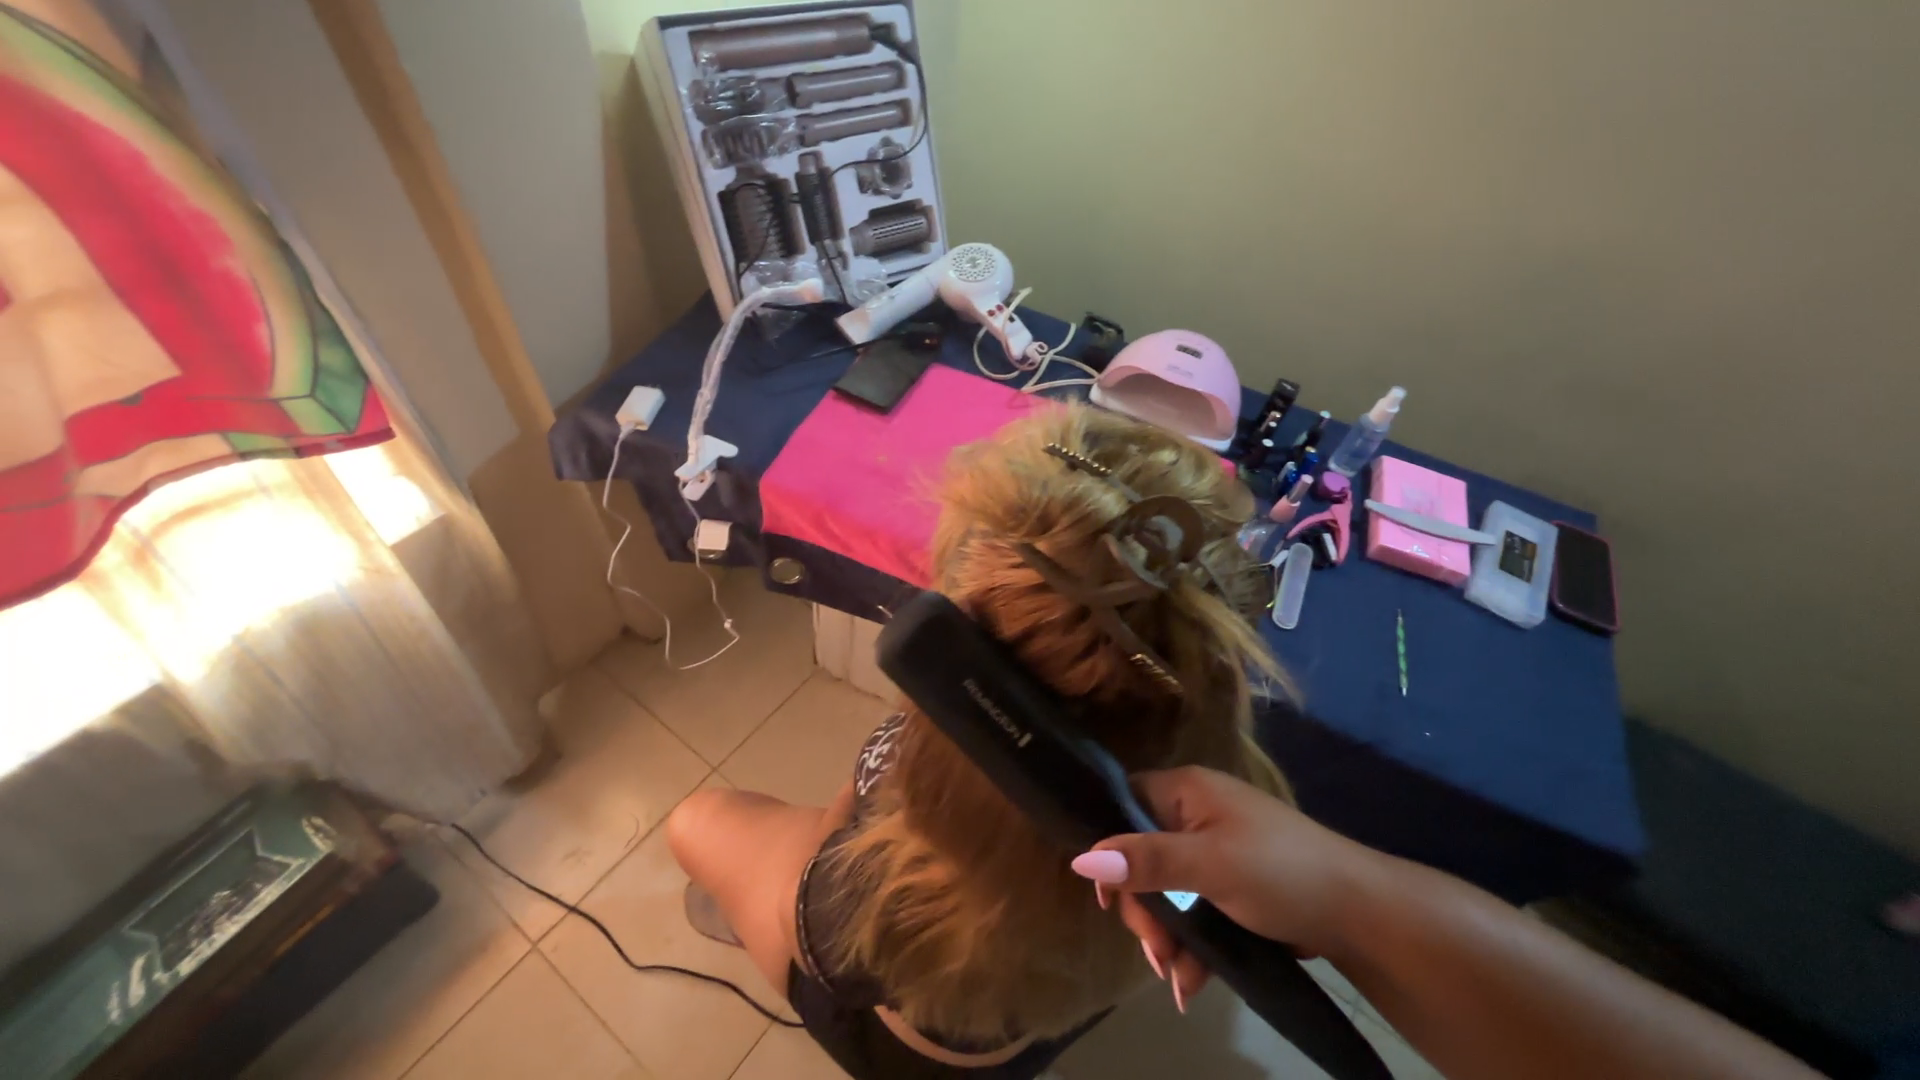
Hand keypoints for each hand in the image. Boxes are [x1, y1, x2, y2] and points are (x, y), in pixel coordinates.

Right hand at [1069, 766, 1368, 1010]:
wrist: (1363, 914)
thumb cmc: (1280, 872)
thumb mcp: (1208, 865)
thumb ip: (1145, 861)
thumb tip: (1080, 859)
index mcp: (1187, 791)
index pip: (1125, 804)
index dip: (1108, 846)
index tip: (1107, 896)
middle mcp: (1197, 814)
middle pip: (1142, 857)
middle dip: (1144, 910)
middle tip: (1155, 951)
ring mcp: (1217, 851)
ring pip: (1168, 891)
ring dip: (1166, 936)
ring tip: (1175, 976)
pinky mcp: (1234, 887)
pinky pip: (1195, 911)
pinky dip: (1190, 944)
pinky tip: (1190, 982)